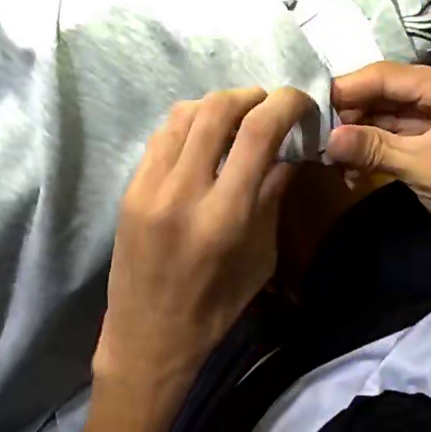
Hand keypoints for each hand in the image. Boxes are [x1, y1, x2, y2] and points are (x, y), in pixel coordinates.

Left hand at [94, 87, 314, 413]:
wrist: (149, 335)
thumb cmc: (216, 306)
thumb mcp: (260, 257)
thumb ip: (272, 197)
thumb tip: (288, 152)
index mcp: (225, 215)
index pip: (259, 132)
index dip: (286, 104)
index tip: (301, 103)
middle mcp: (184, 192)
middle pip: (218, 109)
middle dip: (252, 96)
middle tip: (270, 104)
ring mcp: (149, 187)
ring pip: (185, 114)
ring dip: (219, 105)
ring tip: (239, 117)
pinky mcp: (130, 188)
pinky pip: (162, 136)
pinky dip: (190, 123)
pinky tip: (204, 137)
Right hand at [326, 62, 430, 266]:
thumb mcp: (427, 169)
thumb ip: (376, 149)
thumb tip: (327, 140)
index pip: (389, 76)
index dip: (348, 89)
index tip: (309, 106)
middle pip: (384, 95)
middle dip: (350, 116)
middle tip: (314, 137)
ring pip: (383, 118)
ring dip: (357, 138)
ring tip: (327, 158)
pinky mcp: (428, 144)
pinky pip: (391, 140)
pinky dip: (371, 154)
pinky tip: (349, 172)